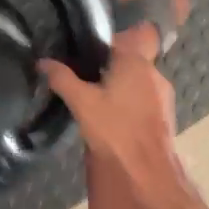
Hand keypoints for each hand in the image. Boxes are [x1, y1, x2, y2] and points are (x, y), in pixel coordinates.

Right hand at [40, 47, 179, 182]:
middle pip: (129, 60)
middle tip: (85, 81)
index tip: (83, 57)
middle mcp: (154, 72)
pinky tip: (115, 119)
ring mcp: (163, 94)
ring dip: (121, 87)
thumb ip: (62, 79)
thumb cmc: (113, 129)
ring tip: (98, 102)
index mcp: (135, 62)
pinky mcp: (166, 114)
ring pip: (138, 81)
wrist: (146, 169)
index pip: (121, 39)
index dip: (101, 45)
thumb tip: (42, 61)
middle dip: (109, 68)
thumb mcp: (81, 103)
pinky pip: (145, 99)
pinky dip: (130, 103)